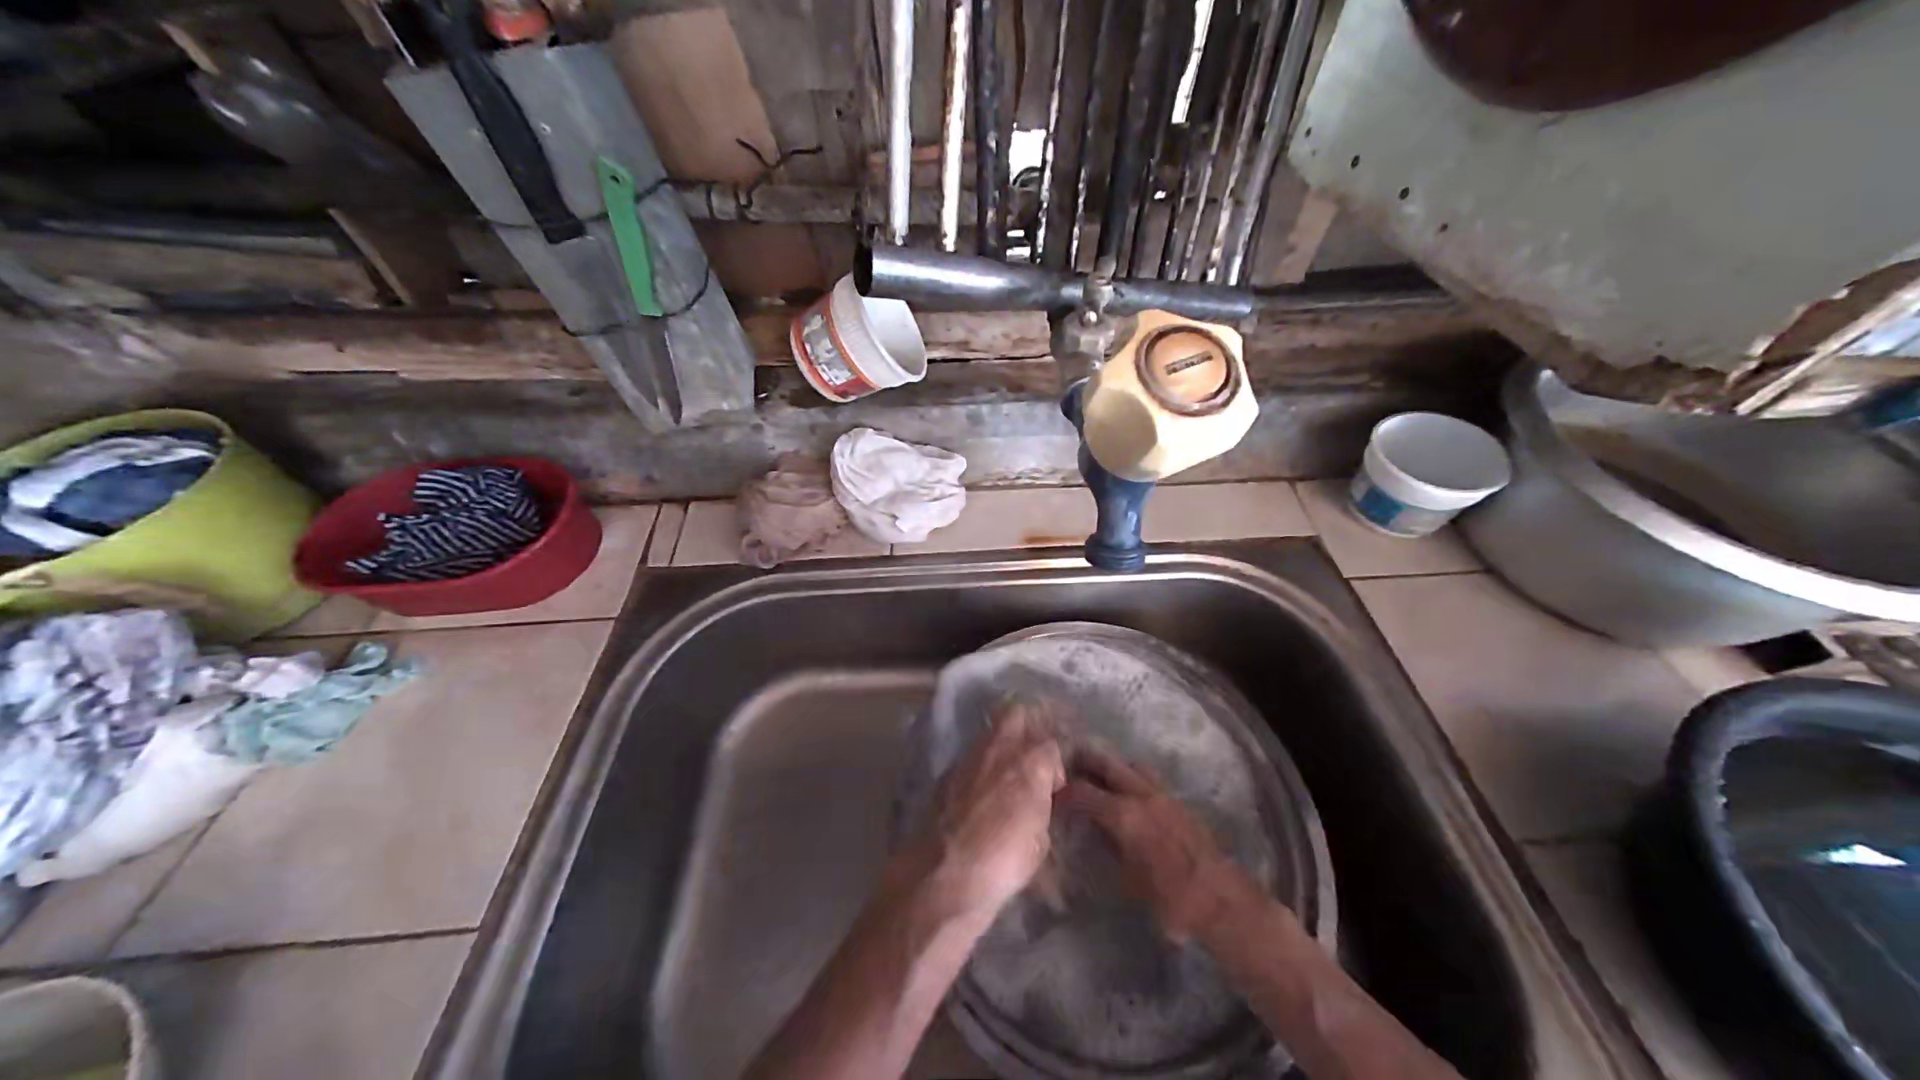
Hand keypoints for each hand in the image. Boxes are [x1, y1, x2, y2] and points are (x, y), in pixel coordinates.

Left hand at [917, 703, 1065, 918]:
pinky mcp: (947, 773)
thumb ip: (1042, 808)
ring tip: (1007, 774)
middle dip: (1028, 727)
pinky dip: (980, 766)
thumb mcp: (1041, 839)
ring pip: (990, 733)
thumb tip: (1038, 801)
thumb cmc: (1006, 859)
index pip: (1053, 742)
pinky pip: (970, 758)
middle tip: (1034, 757)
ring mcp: (970, 757)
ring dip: (1002, 746)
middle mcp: (1000, 749)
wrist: (948, 870)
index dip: (1057, 763)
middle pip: (1017, 714)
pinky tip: (981, 790)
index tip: (1057, 785)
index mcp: (1031, 762)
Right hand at [1061, 749, 1247, 940]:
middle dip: (1084, 762)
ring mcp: (1162, 795)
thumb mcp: (1126, 879)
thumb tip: (1092, 832)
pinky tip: (1127, 796)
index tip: (1049, 794)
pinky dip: (1132, 778)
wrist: (1221, 901)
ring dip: (1111, 767)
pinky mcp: (1178, 802)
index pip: (1082, 792)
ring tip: (1097, 779)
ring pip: (1130, 766)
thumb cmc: (1169, 898)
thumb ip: (1106, 847)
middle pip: (1106, 763)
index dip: (1062, 792)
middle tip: (1067, 766)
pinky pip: (1148, 779)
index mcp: (1123, 814)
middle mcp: (1141, 795)